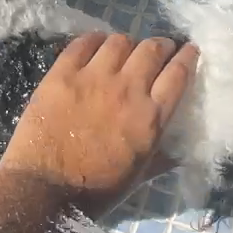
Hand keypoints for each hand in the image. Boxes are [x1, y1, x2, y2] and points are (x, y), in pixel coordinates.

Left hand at [0, 33, 198, 217]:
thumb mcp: (139, 178)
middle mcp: (127, 90)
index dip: (187, 57)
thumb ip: (162, 159)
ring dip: (128, 44)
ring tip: (124, 51)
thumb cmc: (96, 191)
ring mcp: (93, 78)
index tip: (188, 51)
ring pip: (120, 41)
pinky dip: (95, 40)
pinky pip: (84, 43)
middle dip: (161, 45)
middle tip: (159, 49)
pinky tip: (95, 47)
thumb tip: (182, 152)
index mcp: (151, 118)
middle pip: (153, 49)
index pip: (179, 74)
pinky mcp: (62, 74)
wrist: (44, 190)